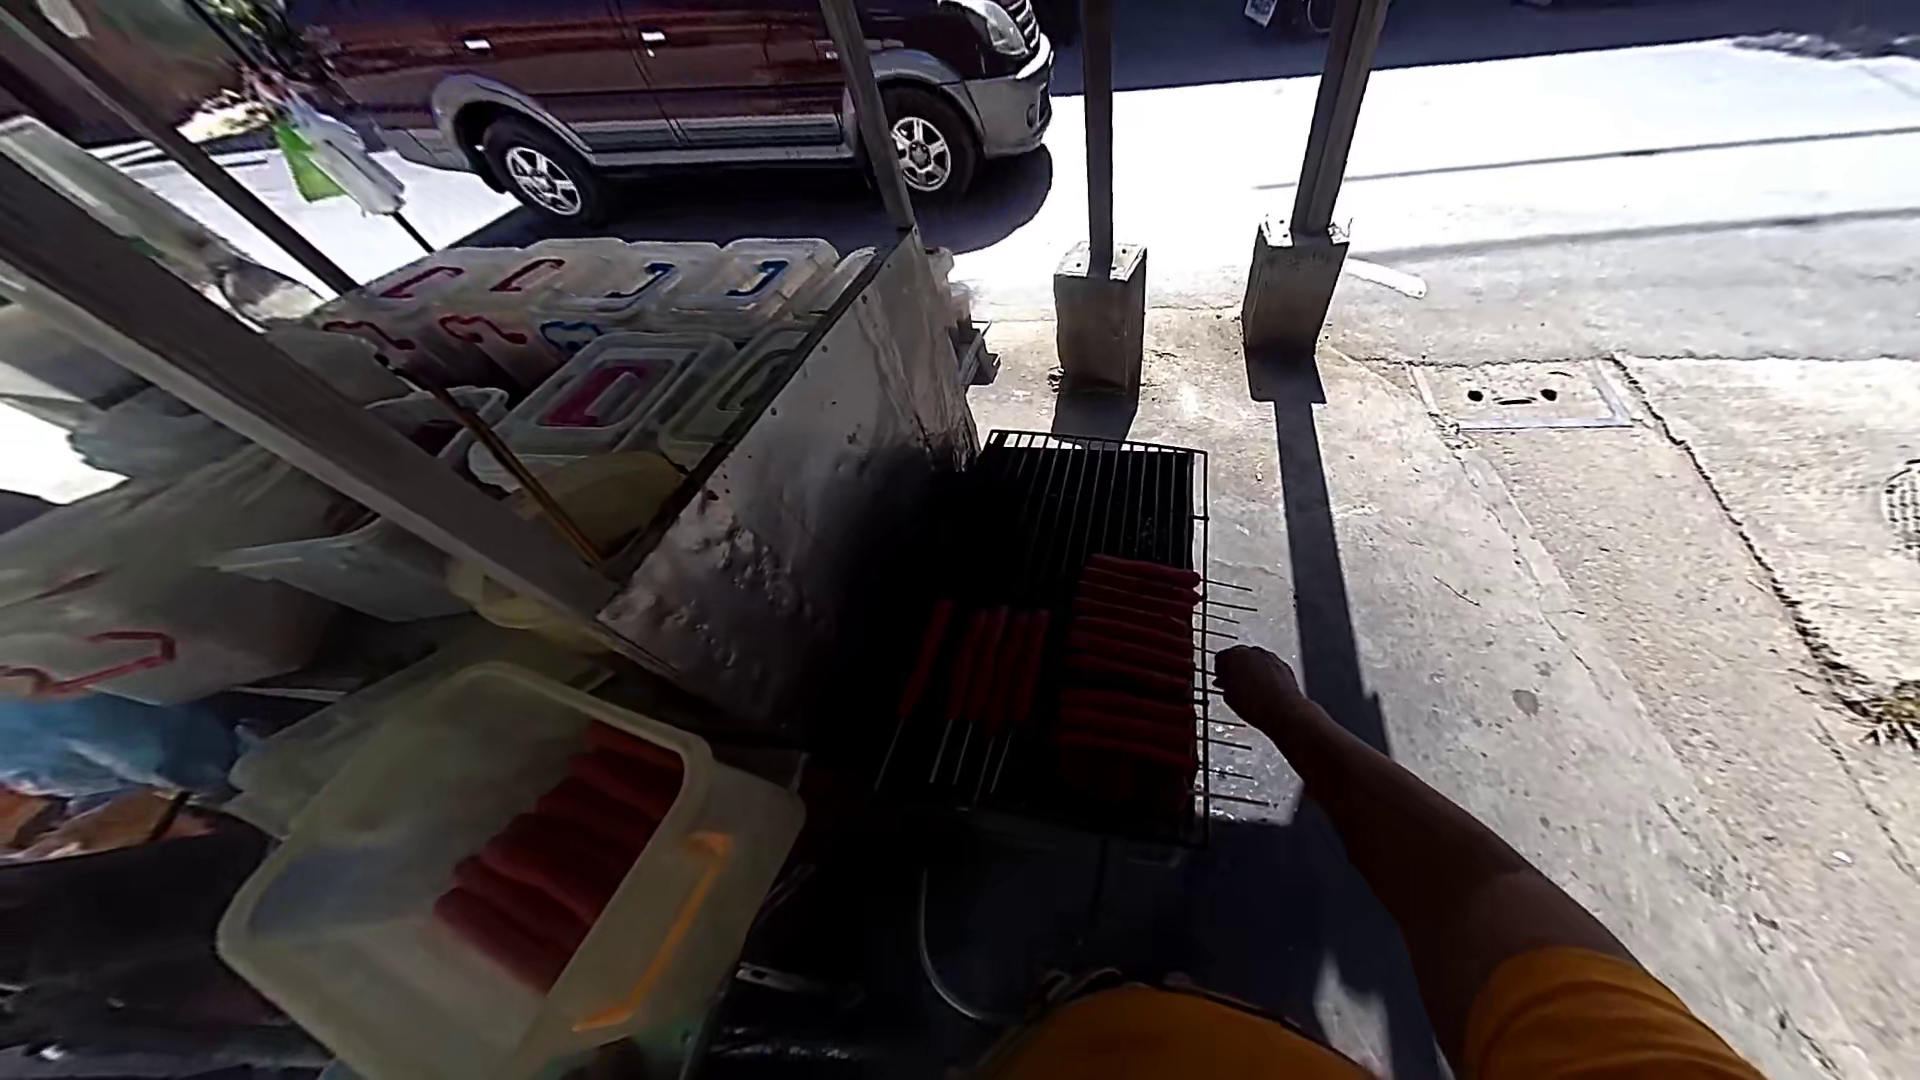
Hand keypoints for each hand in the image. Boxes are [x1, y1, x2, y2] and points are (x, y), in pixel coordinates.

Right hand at [1213, 645, 1305, 727]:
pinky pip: (1269, 666)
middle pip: (1239, 656)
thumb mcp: (1229, 697)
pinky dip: (1266, 674)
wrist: (1283, 713)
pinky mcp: (1283, 665)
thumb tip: (1226, 684)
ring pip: (1255, 660)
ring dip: (1251, 670)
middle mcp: (1251, 652)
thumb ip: (1224, 685)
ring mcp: (1269, 657)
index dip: (1219, 670)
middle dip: (1236, 668)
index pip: (1220, 658)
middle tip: (1234, 683)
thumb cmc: (1256, 705)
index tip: (1221, 678)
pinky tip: (1264, 688)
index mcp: (1233, 656)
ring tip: (1250, 688)